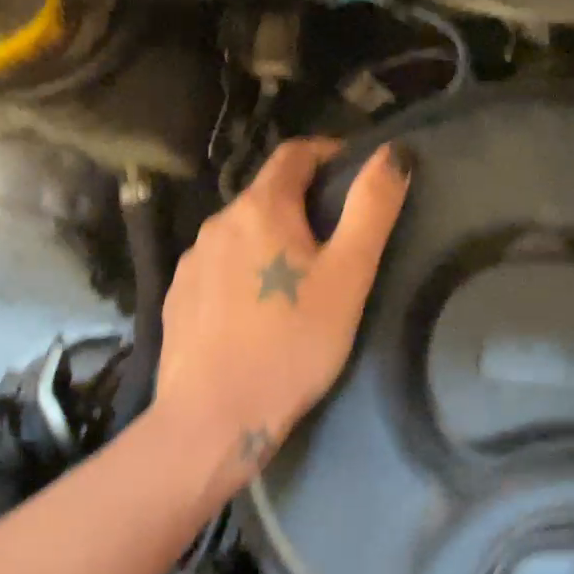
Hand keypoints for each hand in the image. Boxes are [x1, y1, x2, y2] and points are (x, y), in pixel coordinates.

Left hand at [155, 138, 409, 472]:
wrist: (213, 420)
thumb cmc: (293, 342)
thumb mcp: (350, 274)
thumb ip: (372, 208)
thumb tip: (395, 153)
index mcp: (261, 208)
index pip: (295, 153)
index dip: (330, 152)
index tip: (358, 174)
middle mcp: (218, 222)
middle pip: (269, 193)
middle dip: (306, 203)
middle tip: (342, 241)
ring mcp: (191, 262)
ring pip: (244, 232)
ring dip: (276, 239)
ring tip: (304, 280)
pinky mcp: (178, 298)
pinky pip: (221, 265)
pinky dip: (248, 269)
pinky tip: (262, 309)